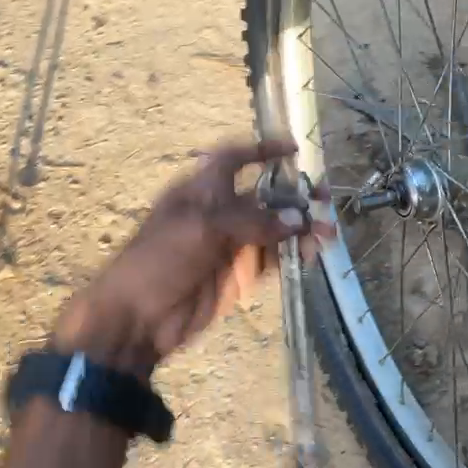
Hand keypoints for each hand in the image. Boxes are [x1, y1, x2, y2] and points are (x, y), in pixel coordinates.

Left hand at [51, 138, 330, 376]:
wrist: (139, 317)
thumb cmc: (159, 261)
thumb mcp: (202, 229)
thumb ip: (252, 220)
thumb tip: (299, 219)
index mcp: (202, 190)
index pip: (233, 159)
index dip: (261, 150)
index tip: (294, 149)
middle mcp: (220, 212)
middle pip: (265, 194)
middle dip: (296, 194)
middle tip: (325, 198)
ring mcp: (233, 244)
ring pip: (276, 228)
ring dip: (303, 228)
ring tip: (328, 234)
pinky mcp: (241, 274)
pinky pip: (275, 258)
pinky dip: (295, 254)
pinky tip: (313, 254)